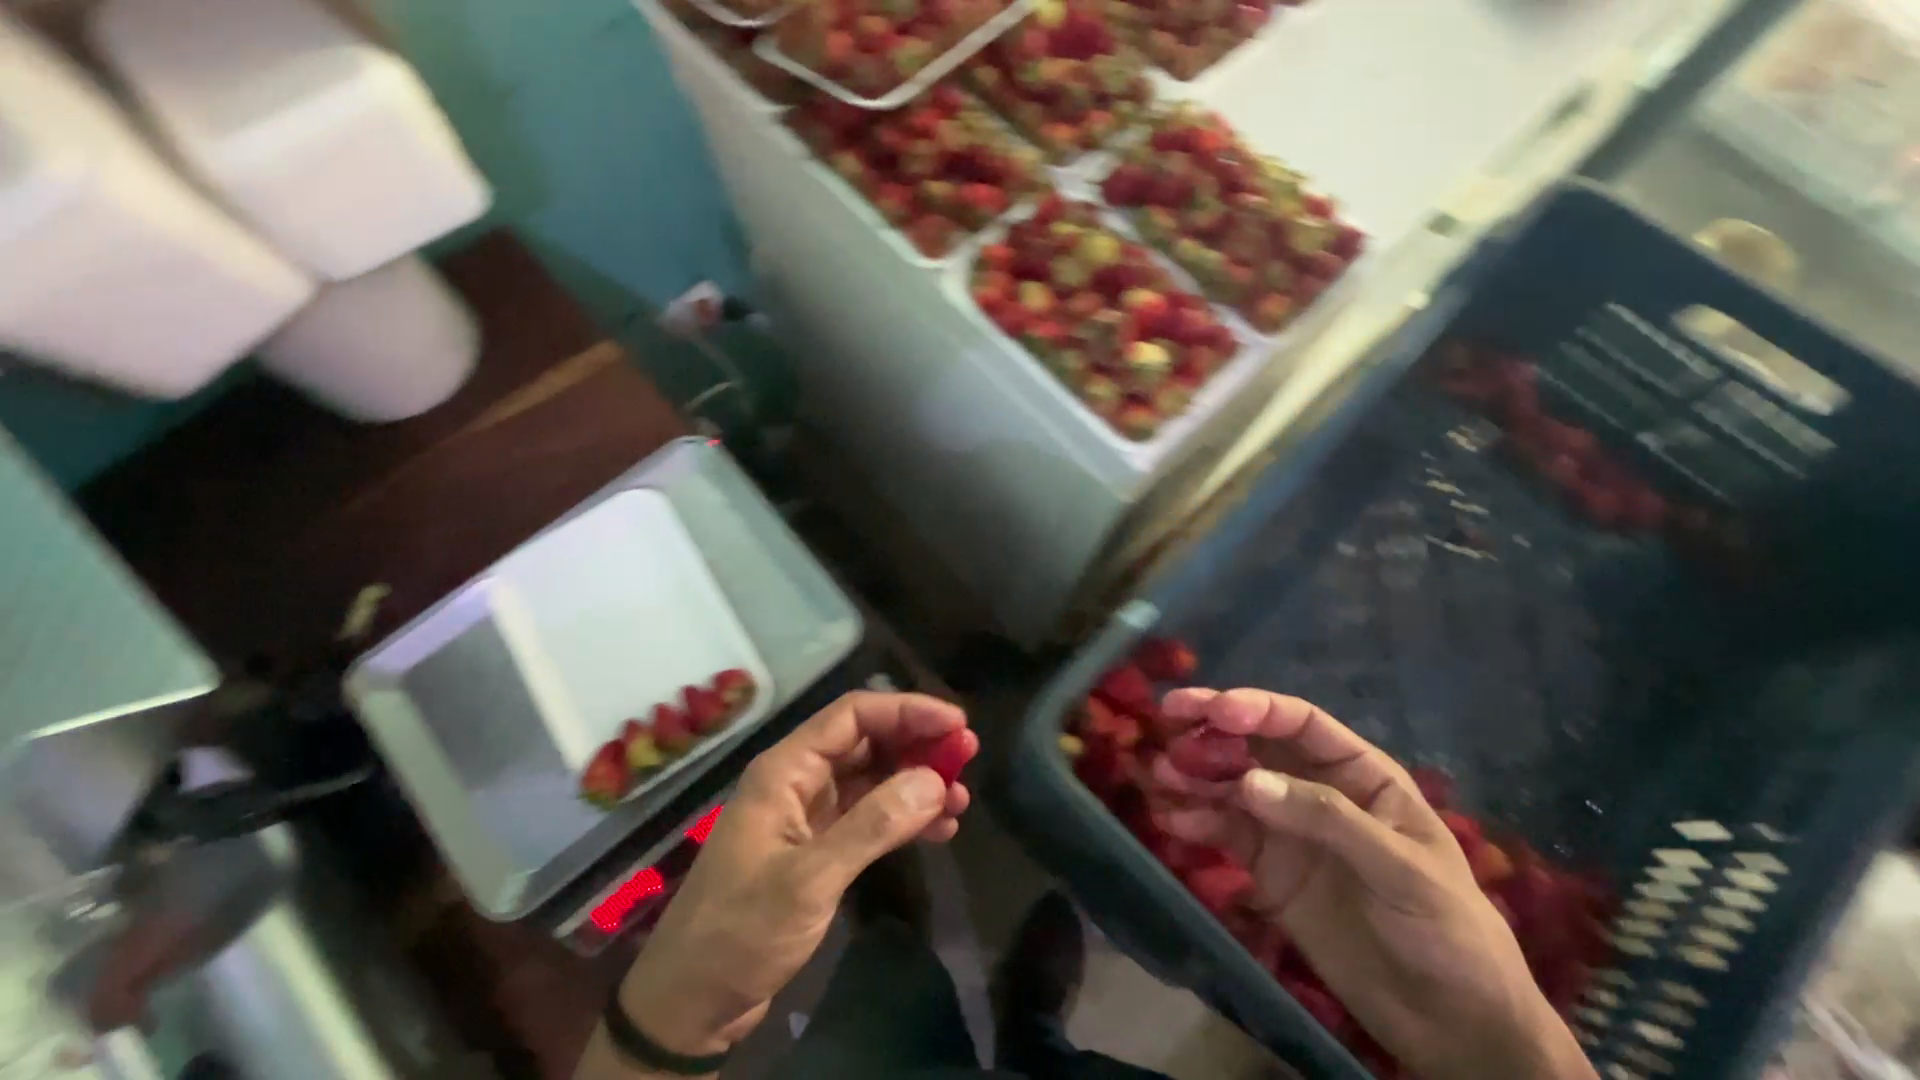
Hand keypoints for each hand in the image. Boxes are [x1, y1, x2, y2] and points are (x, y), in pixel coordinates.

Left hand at [605, 692, 973, 1070]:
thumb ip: (872, 825)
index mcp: (785, 771)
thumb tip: (935, 780)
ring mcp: (808, 817)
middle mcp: (797, 782)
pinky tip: (939, 830)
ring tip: (962, 800)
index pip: (852, 716)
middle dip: (918, 744)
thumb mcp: (809, 879)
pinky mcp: (818, 851)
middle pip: (866, 742)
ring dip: (916, 784)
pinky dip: (904, 819)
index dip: (907, 711)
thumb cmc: (740, 930)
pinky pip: (869, 818)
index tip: (957, 724)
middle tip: (969, 757)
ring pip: (872, 780)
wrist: (691, 1001)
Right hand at [1150, 688, 1594, 1079]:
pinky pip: (1226, 835)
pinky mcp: (1268, 873)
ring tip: (1159, 774)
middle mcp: (1316, 792)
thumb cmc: (1445, 928)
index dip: (1256, 708)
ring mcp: (1288, 832)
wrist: (1451, 1021)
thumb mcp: (1400, 866)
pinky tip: (1169, 819)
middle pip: (1256, 747)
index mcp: (1360, 776)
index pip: (1301, 724)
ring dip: (1195, 775)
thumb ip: (1326, 818)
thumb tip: (1248, 782)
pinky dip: (1195, 822)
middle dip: (1212, 732)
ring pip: (1232, 787)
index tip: (1213, 710)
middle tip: (1167, 723)